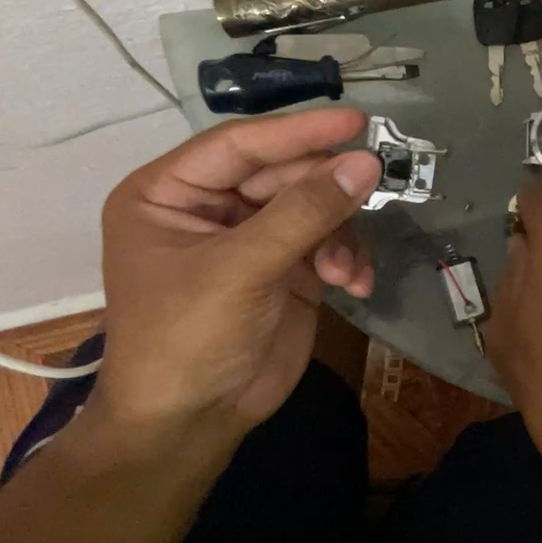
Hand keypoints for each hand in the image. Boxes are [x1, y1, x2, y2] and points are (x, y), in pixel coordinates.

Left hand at [92, 109, 380, 447]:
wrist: (193, 421)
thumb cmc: (187, 338)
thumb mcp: (242, 270)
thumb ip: (305, 213)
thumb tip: (367, 162)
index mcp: (170, 194)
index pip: (241, 146)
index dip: (298, 132)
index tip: (356, 121)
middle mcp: (212, 208)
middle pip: (286, 175)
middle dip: (326, 194)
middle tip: (372, 192)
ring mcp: (254, 239)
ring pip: (318, 207)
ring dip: (342, 235)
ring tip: (347, 271)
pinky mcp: (290, 268)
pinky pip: (333, 242)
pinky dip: (351, 259)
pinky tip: (356, 285)